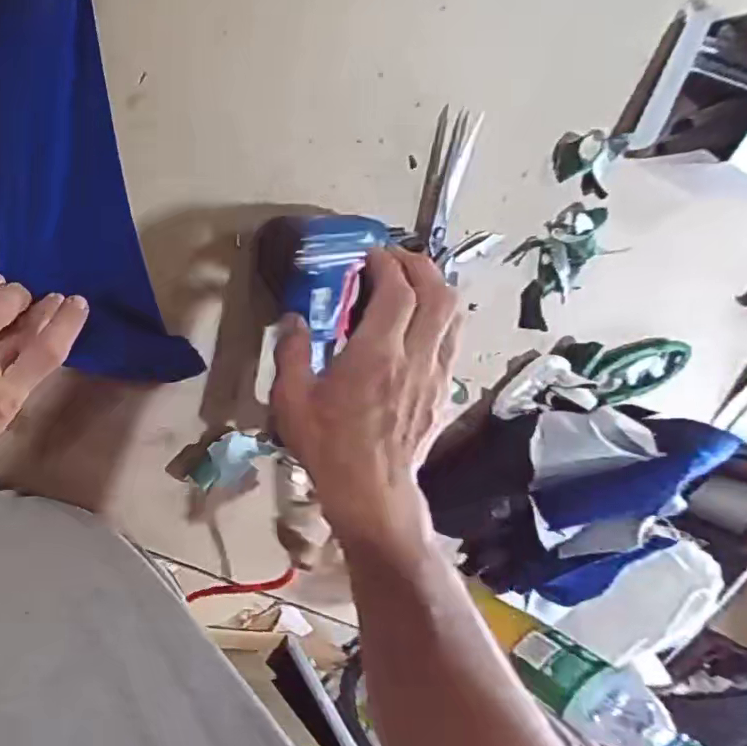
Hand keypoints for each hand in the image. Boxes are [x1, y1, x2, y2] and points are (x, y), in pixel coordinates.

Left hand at [0, 274, 88, 496]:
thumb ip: (15, 388)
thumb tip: (34, 350)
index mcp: (4, 399)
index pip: (47, 352)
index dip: (67, 322)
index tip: (76, 304)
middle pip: (24, 326)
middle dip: (45, 307)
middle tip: (52, 298)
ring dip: (15, 293)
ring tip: (19, 293)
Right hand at [270, 248, 460, 561]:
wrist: (371, 489)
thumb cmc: (328, 445)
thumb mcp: (292, 398)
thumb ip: (292, 352)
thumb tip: (295, 320)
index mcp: (376, 355)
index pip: (397, 291)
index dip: (386, 264)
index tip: (369, 255)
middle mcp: (415, 357)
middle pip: (438, 293)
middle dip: (419, 266)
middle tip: (394, 259)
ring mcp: (436, 374)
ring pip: (454, 315)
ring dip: (437, 288)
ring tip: (412, 283)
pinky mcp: (444, 391)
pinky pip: (453, 340)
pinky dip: (441, 317)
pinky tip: (420, 323)